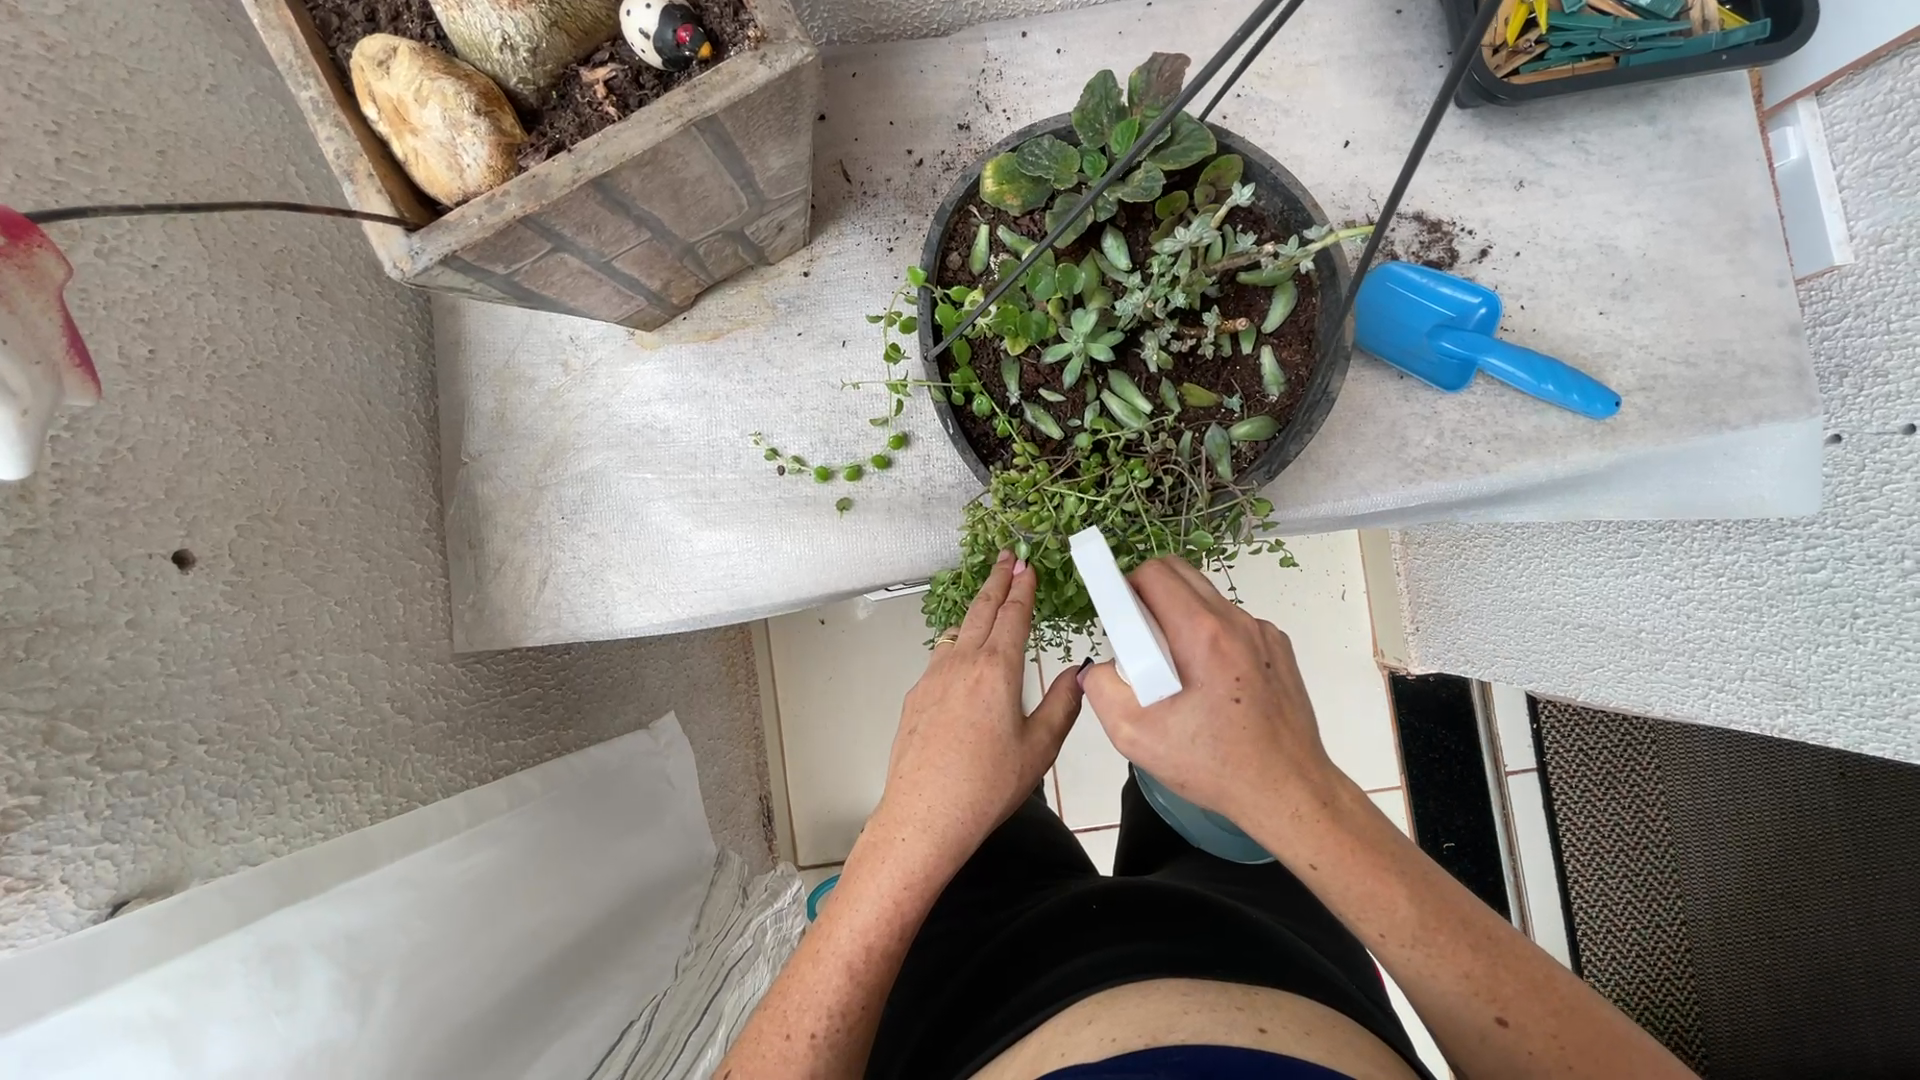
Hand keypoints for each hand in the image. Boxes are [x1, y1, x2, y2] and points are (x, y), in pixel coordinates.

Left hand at [868, 550, 1082, 877]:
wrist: (924, 815)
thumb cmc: (985, 786)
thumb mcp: (1039, 748)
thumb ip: (1063, 705)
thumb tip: (1079, 673)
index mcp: (996, 670)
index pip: (1012, 615)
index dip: (1022, 587)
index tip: (1027, 565)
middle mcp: (960, 663)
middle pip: (981, 609)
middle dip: (996, 580)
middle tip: (1006, 558)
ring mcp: (932, 677)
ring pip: (957, 631)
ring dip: (975, 610)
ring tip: (988, 601)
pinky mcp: (915, 696)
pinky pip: (940, 657)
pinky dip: (957, 643)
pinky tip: (963, 658)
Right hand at [1081, 557, 1347, 831]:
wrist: (1288, 791)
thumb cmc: (1213, 765)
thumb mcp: (1134, 734)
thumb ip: (1101, 688)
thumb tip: (1099, 667)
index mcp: (1201, 633)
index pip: (1154, 573)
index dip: (1125, 590)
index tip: (1120, 623)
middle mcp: (1237, 621)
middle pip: (1180, 574)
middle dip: (1149, 597)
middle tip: (1140, 645)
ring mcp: (1263, 632)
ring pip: (1206, 600)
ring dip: (1180, 620)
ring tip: (1176, 674)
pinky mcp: (1278, 648)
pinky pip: (1232, 624)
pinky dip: (1211, 639)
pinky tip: (1211, 687)